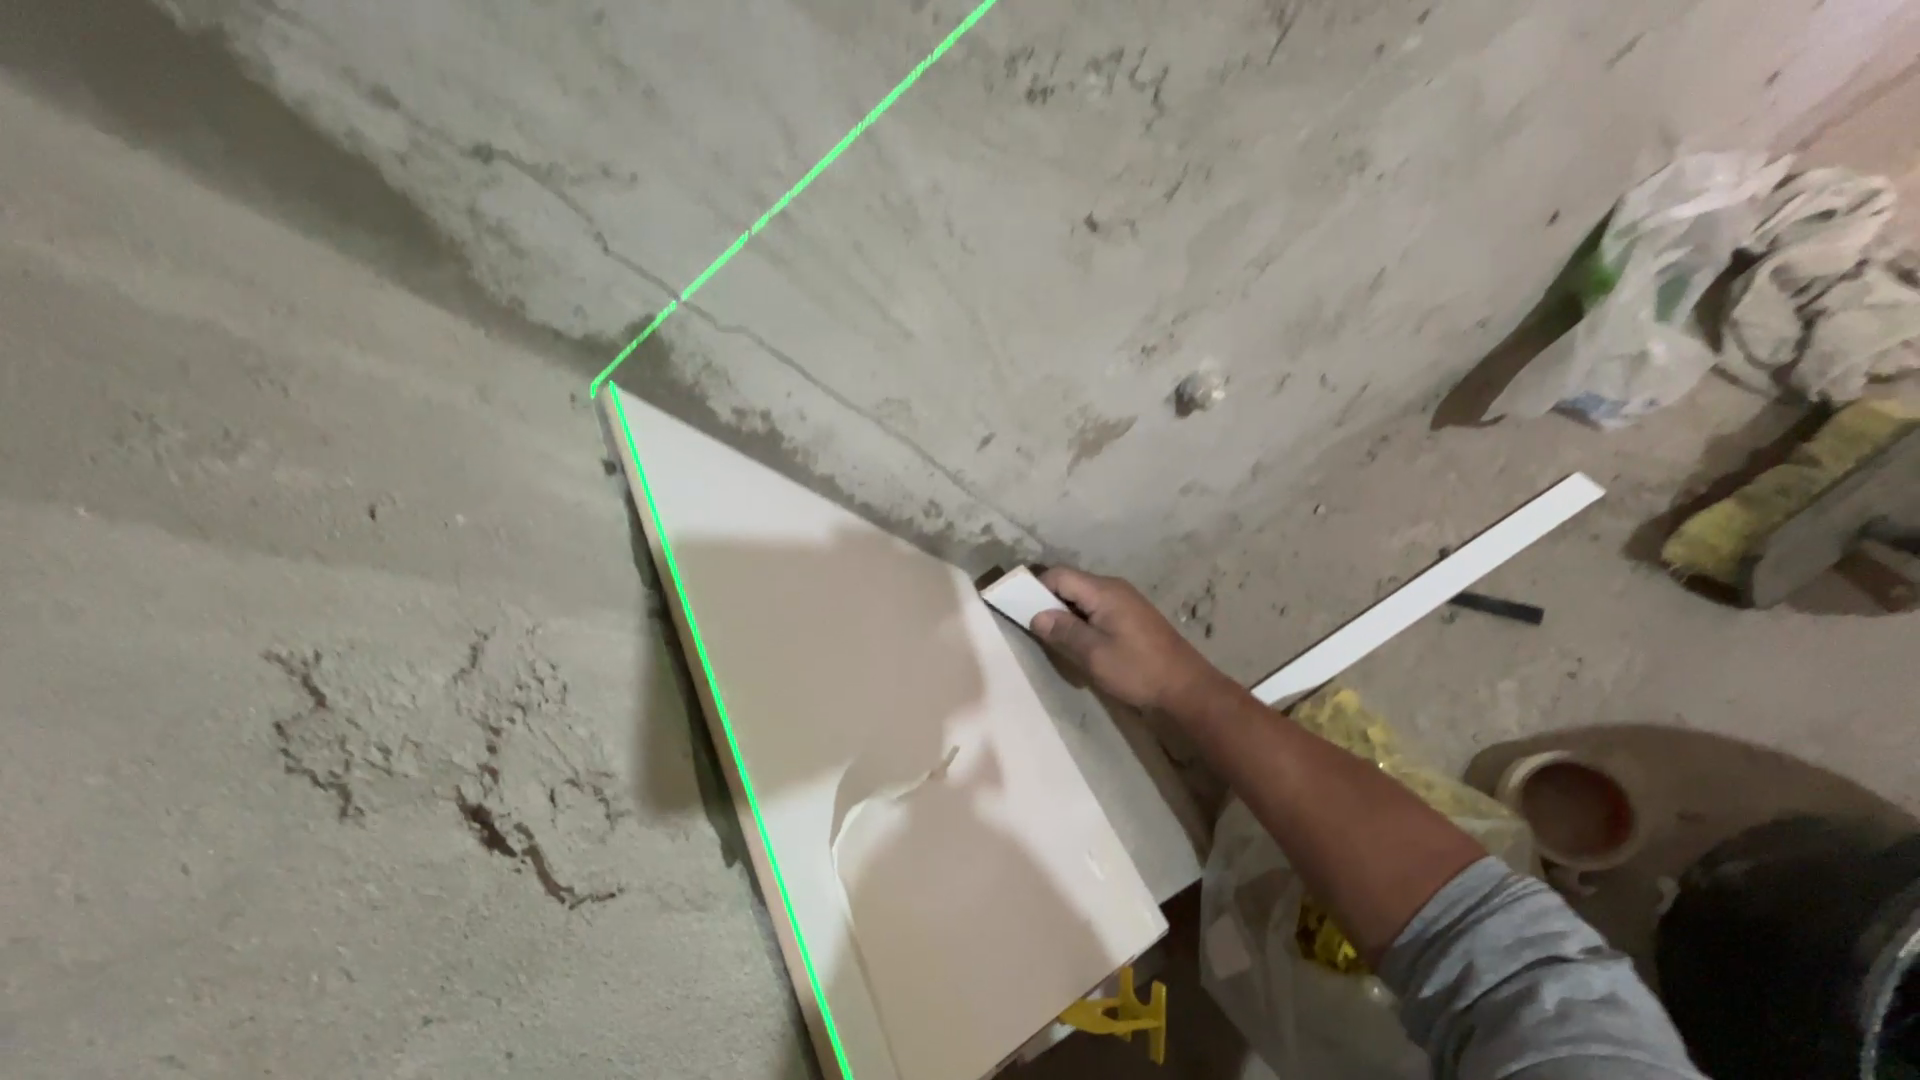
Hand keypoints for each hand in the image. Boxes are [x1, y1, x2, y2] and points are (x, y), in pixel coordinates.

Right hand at [1030, 567, 1234, 713]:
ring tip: (1053, 638)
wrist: (1186, 688)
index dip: (1035, 587)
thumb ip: (1063, 631)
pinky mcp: (1132, 618)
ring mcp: (1126, 602)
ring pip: (1083, 598)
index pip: (1058, 575)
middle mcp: (1114, 588)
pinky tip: (1079, 643)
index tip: (1017, 607)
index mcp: (1104, 591)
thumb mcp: (1093, 654)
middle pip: (1071, 584)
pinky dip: (1082, 621)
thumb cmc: (1137, 669)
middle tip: (1030, 626)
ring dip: (1065, 614)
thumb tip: (1036, 615)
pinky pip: (1097, 610)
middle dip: (1048, 601)